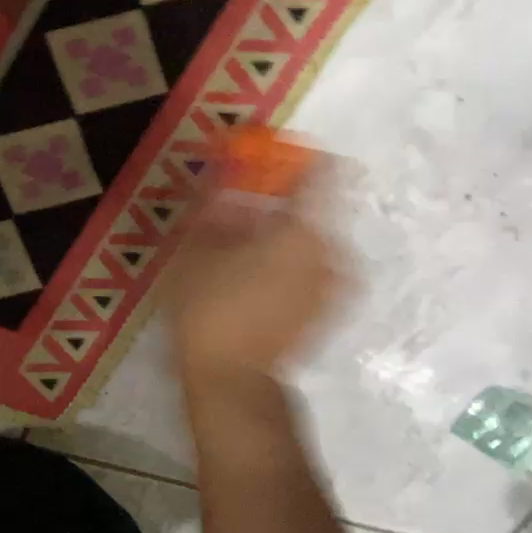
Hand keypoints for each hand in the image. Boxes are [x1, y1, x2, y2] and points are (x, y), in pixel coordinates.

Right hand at [163, 167, 347, 391]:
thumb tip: (226, 168)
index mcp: (304, 229)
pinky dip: (282, 266)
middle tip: (227, 222)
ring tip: (231, 260)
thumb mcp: (194, 248)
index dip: (295, 158)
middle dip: (271, 209)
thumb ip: (214, 204)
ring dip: (274, 239)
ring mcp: (337, 282)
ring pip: (306, 242)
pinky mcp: (330, 308)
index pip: (322, 172)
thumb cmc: (206, 306)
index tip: (266, 157)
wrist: (231, 375)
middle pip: (309, 211)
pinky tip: (246, 286)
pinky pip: (308, 269)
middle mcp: (334, 250)